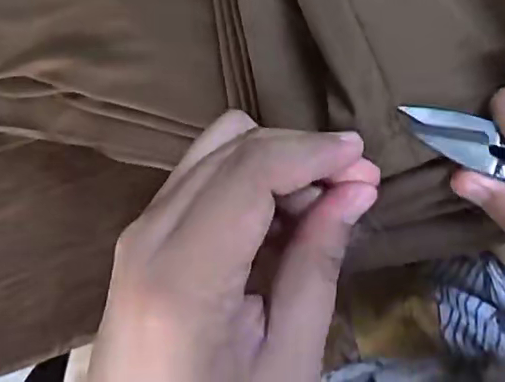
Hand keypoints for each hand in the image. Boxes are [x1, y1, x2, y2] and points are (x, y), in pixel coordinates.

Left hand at [88, 111, 380, 381]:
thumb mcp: (285, 363)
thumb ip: (318, 265)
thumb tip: (358, 188)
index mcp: (182, 277)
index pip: (253, 168)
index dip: (315, 151)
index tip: (365, 159)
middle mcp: (149, 236)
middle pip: (234, 145)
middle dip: (301, 151)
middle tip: (355, 183)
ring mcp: (138, 231)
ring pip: (216, 146)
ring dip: (275, 157)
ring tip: (321, 200)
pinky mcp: (140, 235)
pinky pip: (201, 173)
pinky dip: (249, 175)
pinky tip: (282, 214)